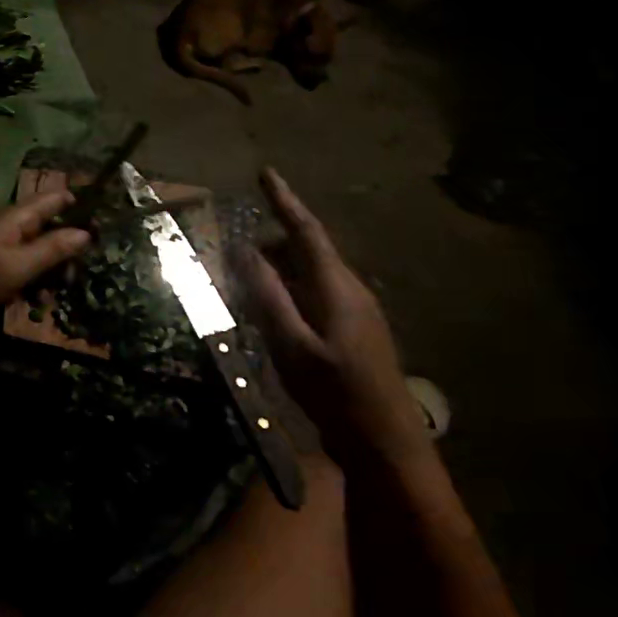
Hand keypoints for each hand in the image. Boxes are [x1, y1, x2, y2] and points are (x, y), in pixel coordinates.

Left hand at [0, 189, 90, 307]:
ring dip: (51, 261)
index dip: (78, 204)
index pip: (54, 198)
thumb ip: (52, 249)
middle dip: (67, 241)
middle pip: (48, 222)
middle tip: (83, 263)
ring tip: (62, 283)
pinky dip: (34, 270)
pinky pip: (23, 256)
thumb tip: (85, 233)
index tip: (101, 218)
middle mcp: (9, 221)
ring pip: (37, 242)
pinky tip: (38, 292)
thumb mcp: (20, 266)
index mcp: (17, 216)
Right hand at [239, 168, 429, 465]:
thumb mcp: (291, 344)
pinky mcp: (353, 330)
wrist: (385, 444)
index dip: (284, 199)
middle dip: (268, 246)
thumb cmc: (336, 393)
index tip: (265, 172)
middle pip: (304, 250)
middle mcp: (349, 289)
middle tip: (232, 259)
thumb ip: (267, 295)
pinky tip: (271, 317)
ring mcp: (355, 310)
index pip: (306, 230)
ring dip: (276, 272)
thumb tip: (244, 250)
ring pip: (308, 274)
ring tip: (245, 291)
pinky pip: (314, 294)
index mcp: (336, 286)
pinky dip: (288, 293)